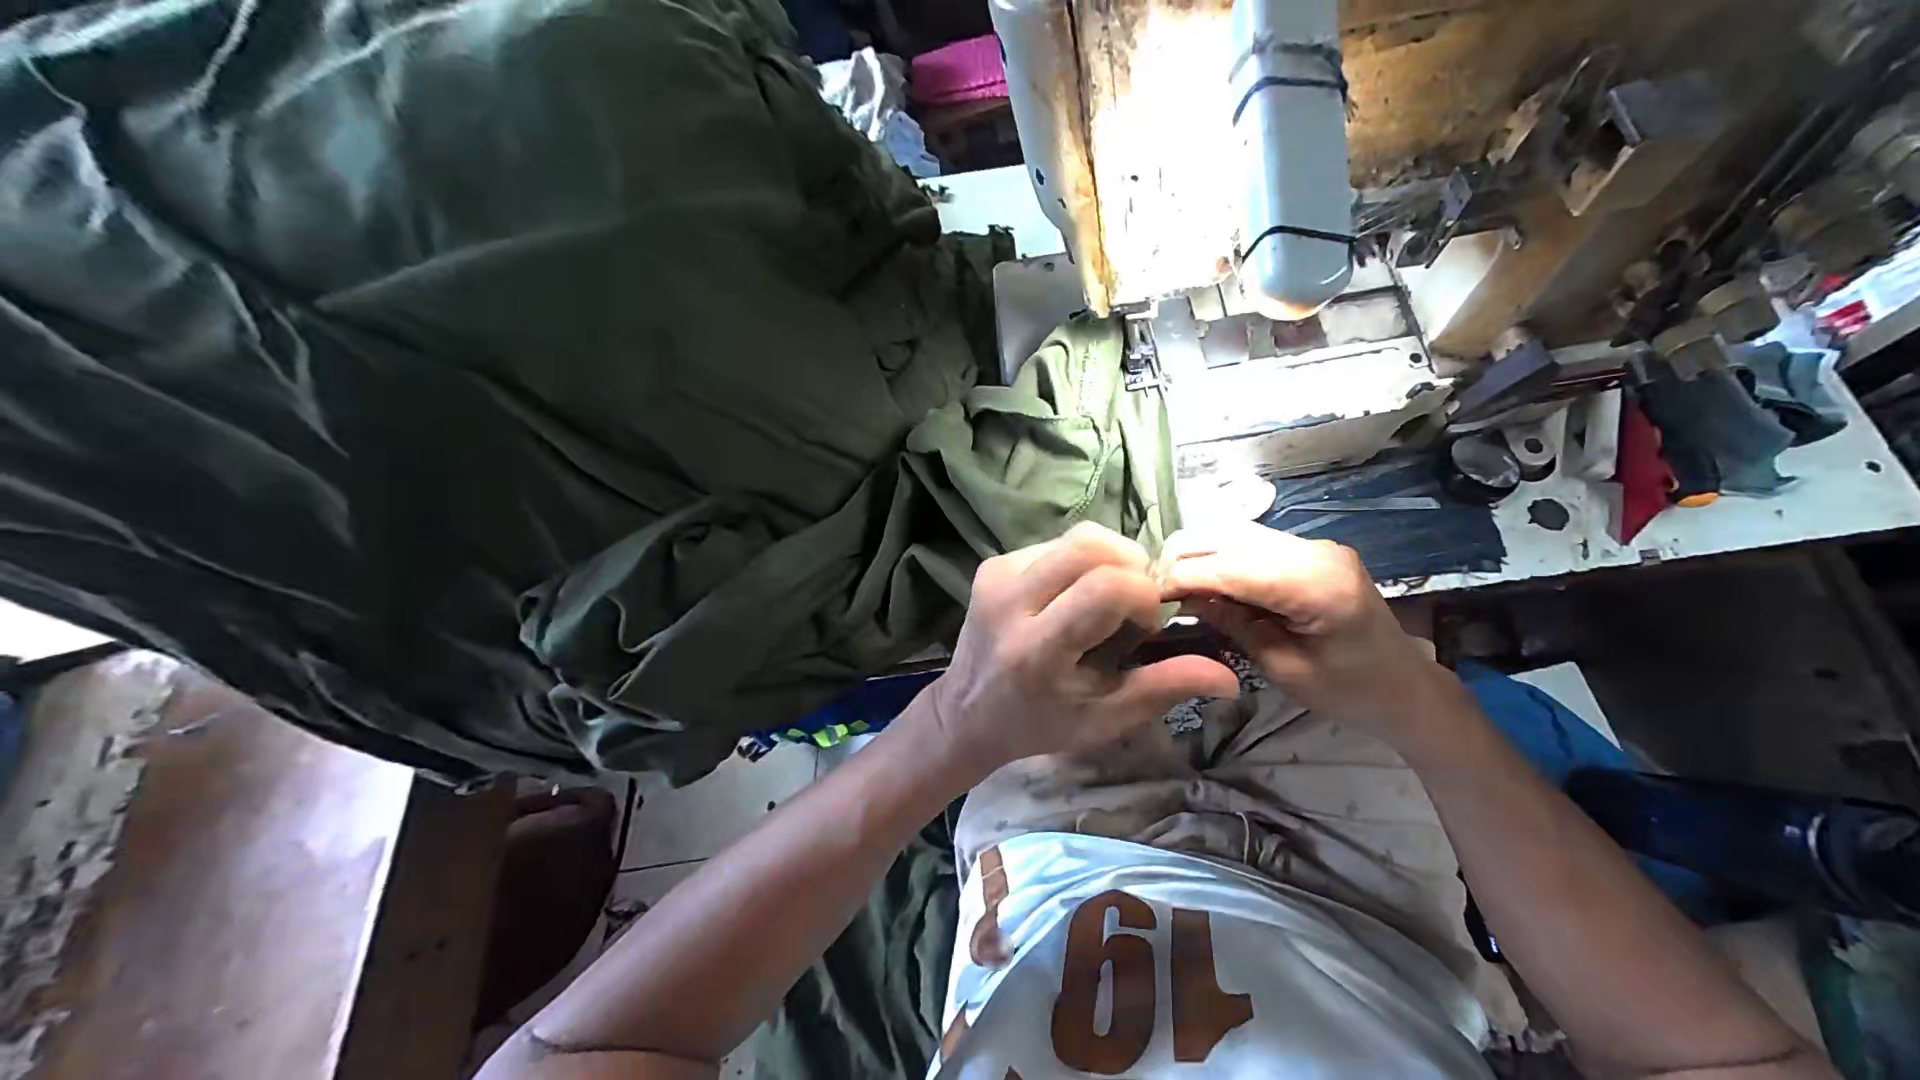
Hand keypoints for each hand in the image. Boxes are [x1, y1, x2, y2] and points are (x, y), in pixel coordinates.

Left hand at [920, 522, 1240, 777]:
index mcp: (1037, 651)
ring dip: (1108, 560)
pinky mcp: (991, 565)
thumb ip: (1163, 689)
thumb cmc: (1040, 723)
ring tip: (1108, 598)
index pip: (1105, 589)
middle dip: (1132, 564)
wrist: (967, 711)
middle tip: (1136, 599)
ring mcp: (995, 577)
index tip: (1146, 624)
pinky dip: (1080, 563)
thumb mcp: (1104, 719)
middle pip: (1089, 545)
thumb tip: (1229, 676)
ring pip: (1074, 538)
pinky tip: (1075, 596)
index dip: (1143, 596)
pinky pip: (1054, 544)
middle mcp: (1010, 604)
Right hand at [1159, 523, 1454, 738]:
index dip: (1184, 577)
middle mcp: (1316, 552)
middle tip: (1152, 589)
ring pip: (1237, 534)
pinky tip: (1204, 579)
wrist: (1406, 687)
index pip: (1232, 568)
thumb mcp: (1283, 668)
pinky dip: (1221, 558)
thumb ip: (1234, 625)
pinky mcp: (1310, 550)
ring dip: (1200, 555)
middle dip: (1186, 560)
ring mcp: (1315, 546)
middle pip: (1230, 540)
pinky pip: (1252, 543)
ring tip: (1171, 584)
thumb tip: (1184, 598)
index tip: (1145, 593)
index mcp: (1317, 585)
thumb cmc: (1348, 691)